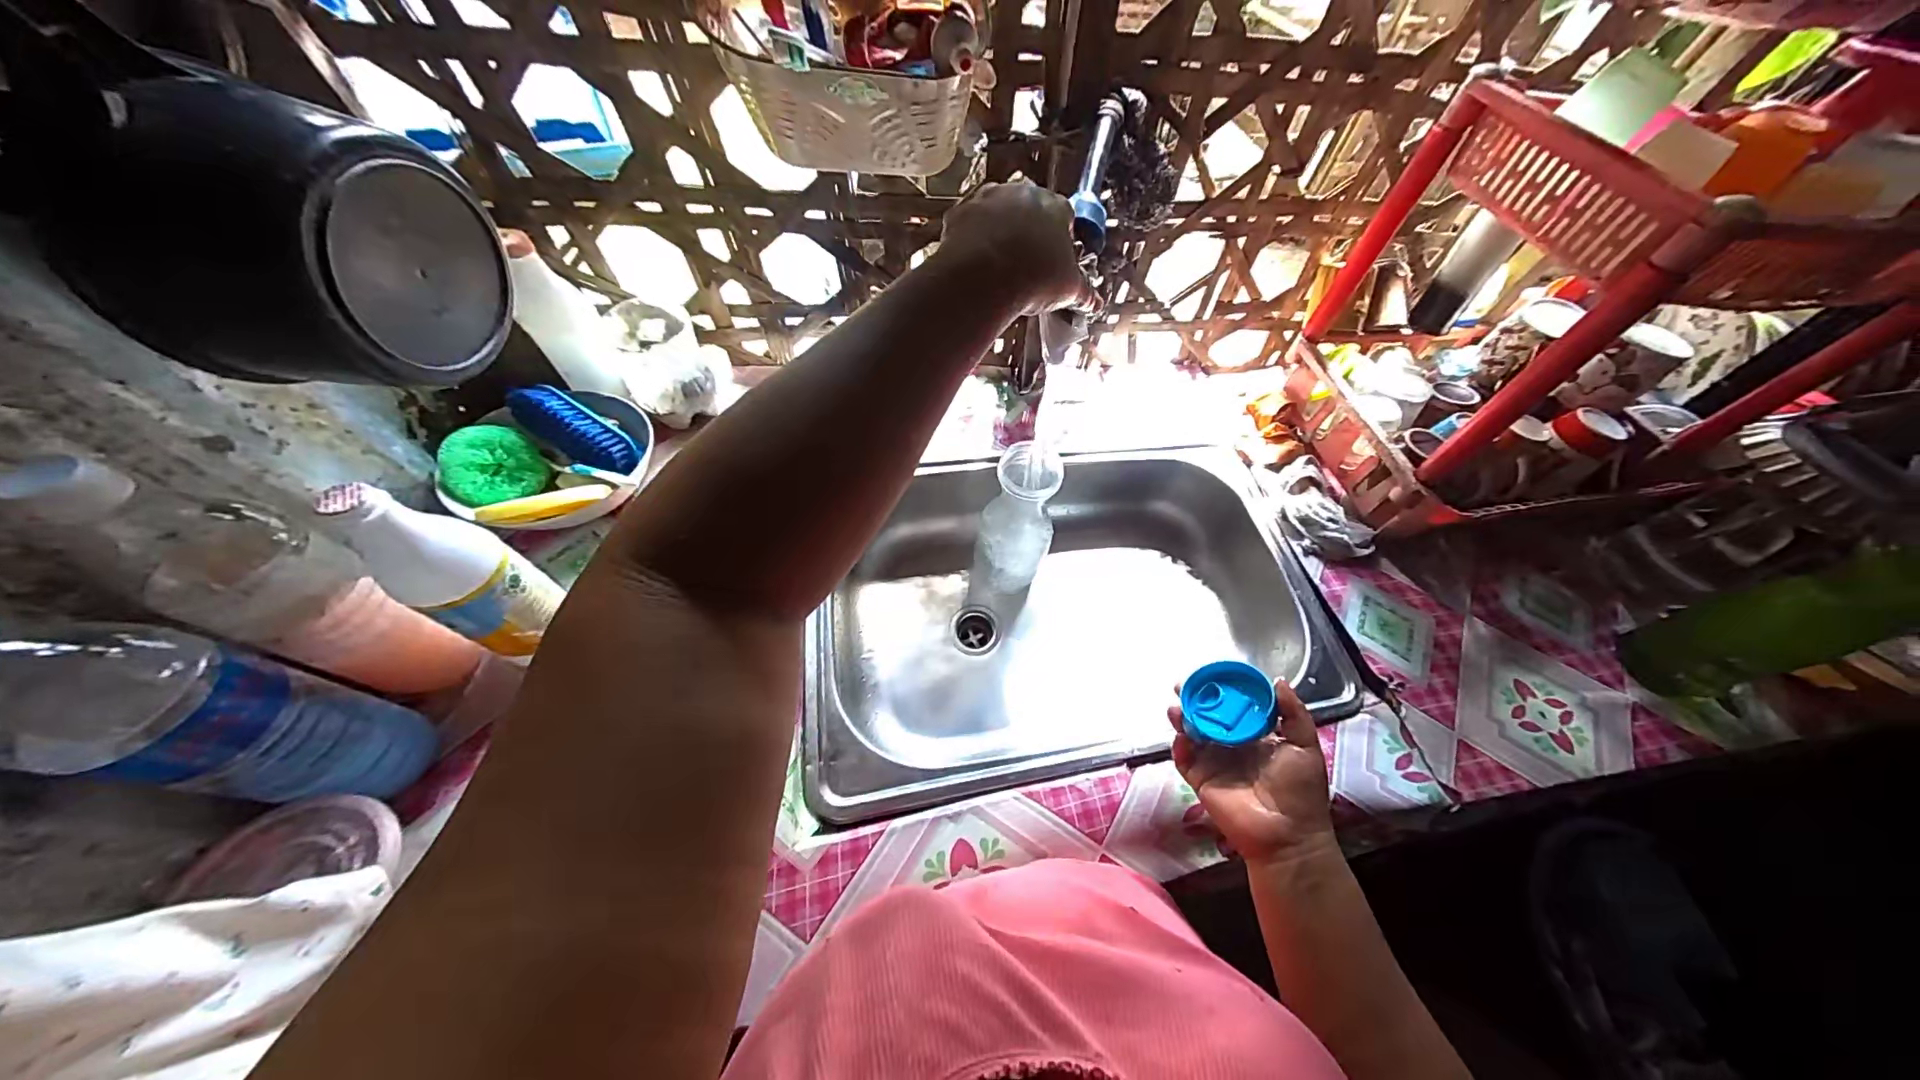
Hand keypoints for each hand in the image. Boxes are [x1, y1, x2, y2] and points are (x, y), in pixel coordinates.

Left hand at [932, 180, 1093, 314]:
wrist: (983, 280)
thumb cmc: (1030, 277)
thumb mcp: (1069, 289)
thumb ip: (1083, 292)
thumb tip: (1092, 301)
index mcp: (1055, 206)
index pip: (1065, 217)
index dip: (1061, 241)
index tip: (1056, 259)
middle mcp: (1022, 194)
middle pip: (1029, 211)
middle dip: (1028, 233)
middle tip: (1027, 265)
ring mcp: (989, 199)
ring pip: (997, 213)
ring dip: (999, 233)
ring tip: (1000, 267)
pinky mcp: (961, 212)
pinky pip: (968, 224)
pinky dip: (971, 240)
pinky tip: (976, 264)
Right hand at [1168, 678, 1335, 867]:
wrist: (1289, 835)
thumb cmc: (1301, 791)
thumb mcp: (1305, 746)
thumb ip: (1293, 713)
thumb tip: (1277, 681)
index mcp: (1255, 735)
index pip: (1234, 706)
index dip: (1222, 689)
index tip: (1212, 674)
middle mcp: (1231, 745)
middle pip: (1207, 716)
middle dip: (1194, 699)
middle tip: (1183, 685)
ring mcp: (1213, 761)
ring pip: (1191, 733)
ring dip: (1182, 718)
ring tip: (1177, 707)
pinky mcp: (1200, 779)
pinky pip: (1184, 759)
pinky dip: (1179, 745)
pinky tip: (1181, 735)